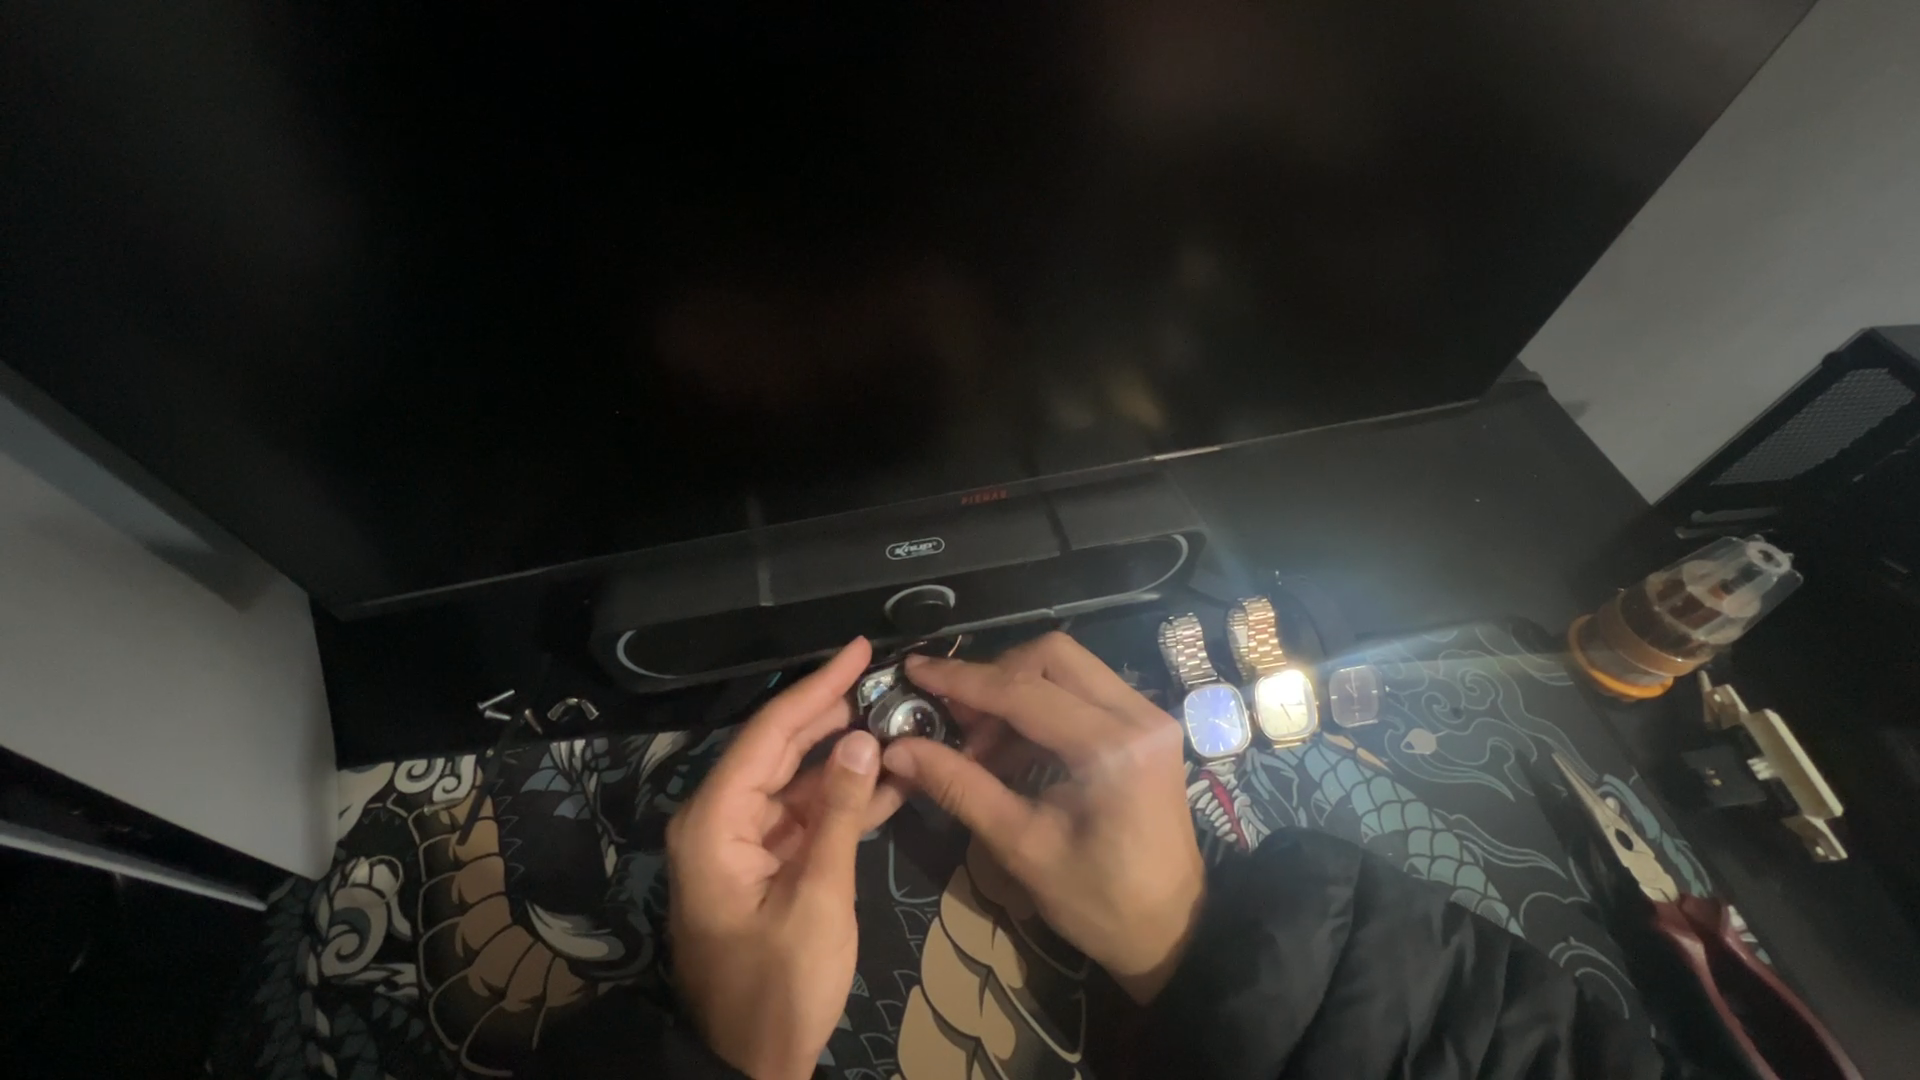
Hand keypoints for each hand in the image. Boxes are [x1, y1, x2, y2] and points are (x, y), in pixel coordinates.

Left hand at [668, 638, 903, 1079]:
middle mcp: (723, 817)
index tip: (857, 650)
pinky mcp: (768, 860)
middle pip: (783, 746)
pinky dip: (846, 797)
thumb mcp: (819, 898)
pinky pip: (808, 813)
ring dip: (847, 755)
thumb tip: (864, 740)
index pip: (770, 733)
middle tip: (885, 681)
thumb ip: (842, 814)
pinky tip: (890, 777)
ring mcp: (746, 839)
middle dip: (834, 712)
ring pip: (800, 776)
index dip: (817, 687)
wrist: (753, 1065)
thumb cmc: (779, 988)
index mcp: (717, 820)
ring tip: (897, 722)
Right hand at [880, 632, 1204, 1003]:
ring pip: (1066, 667)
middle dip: (994, 678)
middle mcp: (1137, 713)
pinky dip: (1038, 709)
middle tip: (955, 720)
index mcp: (1113, 745)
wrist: (1174, 931)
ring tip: (978, 746)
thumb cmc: (1101, 903)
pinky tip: (1009, 752)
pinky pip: (1080, 691)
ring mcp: (1146, 714)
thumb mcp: (1023, 848)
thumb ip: (961, 788)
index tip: (914, 670)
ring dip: (1014, 693)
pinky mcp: (1143, 724)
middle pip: (1051, 656)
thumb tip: (898, 750)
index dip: (962, 681)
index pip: (1024, 691)